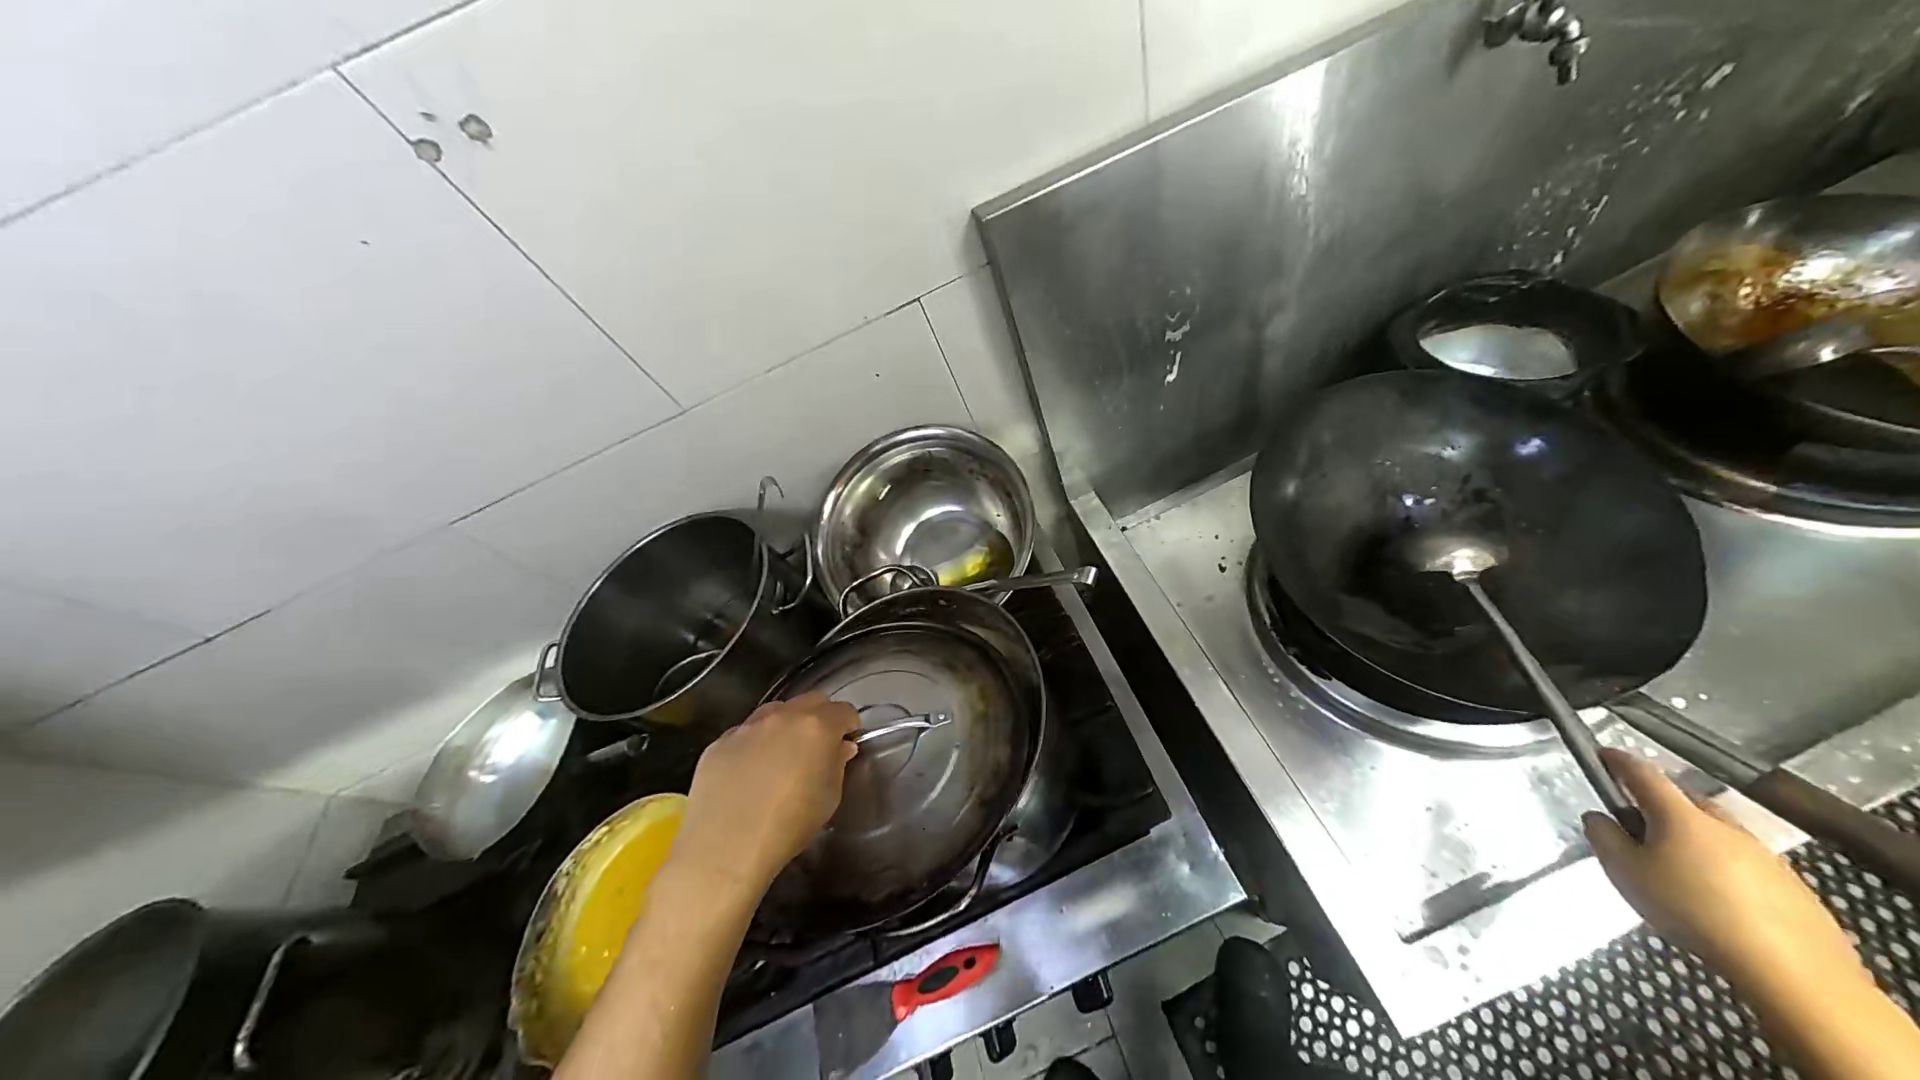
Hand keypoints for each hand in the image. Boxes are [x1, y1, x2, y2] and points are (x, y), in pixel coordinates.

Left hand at [671, 692, 859, 895]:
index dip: (849, 725)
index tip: (847, 741)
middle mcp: (782, 717)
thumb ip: (837, 764)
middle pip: (810, 701)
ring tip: (781, 755)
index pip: (843, 710)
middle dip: (820, 716)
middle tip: (818, 744)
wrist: (727, 847)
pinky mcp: (719, 743)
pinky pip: (744, 733)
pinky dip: (754, 743)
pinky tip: (749, 772)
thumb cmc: (789, 824)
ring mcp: (747, 727)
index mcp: (816, 727)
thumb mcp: (829, 798)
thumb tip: (840, 747)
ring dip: (785, 724)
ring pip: (774, 711)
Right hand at [1583, 748, 1870, 996]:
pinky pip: (1743, 863)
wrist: (1792, 969)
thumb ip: (1604, 837)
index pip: (1644, 774)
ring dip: (1692, 839)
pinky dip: (1722, 868)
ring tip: (1676, 870)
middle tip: (1638, 826)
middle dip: (1658, 805)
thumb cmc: (1691, 909)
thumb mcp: (1625, 872)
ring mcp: (1764, 856)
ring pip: (1716, 834)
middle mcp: (1723, 826)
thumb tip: (1600, 817)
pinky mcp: (1791, 887)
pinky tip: (1716, 899)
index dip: (1620, 761)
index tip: (1604, 754)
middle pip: (1684, 803)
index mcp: (1679, 816)